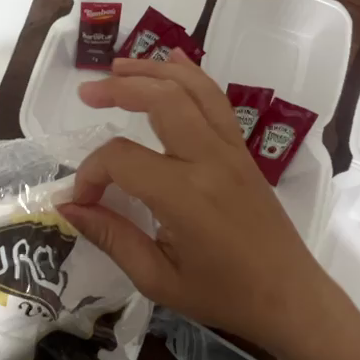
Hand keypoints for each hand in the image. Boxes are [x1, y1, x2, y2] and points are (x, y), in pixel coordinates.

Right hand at [57, 51, 321, 349]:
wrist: (291, 298)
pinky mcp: (243, 151)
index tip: (82, 199)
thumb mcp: (157, 279)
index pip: (121, 158)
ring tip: (118, 66)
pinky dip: (191, 75)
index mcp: (184, 196)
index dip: (90, 172)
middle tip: (86, 94)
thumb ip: (111, 236)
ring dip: (153, 71)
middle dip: (119, 88)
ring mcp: (231, 150)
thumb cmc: (223, 295)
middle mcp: (209, 161)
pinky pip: (216, 100)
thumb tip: (68, 206)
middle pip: (161, 99)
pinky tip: (172, 61)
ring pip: (193, 88)